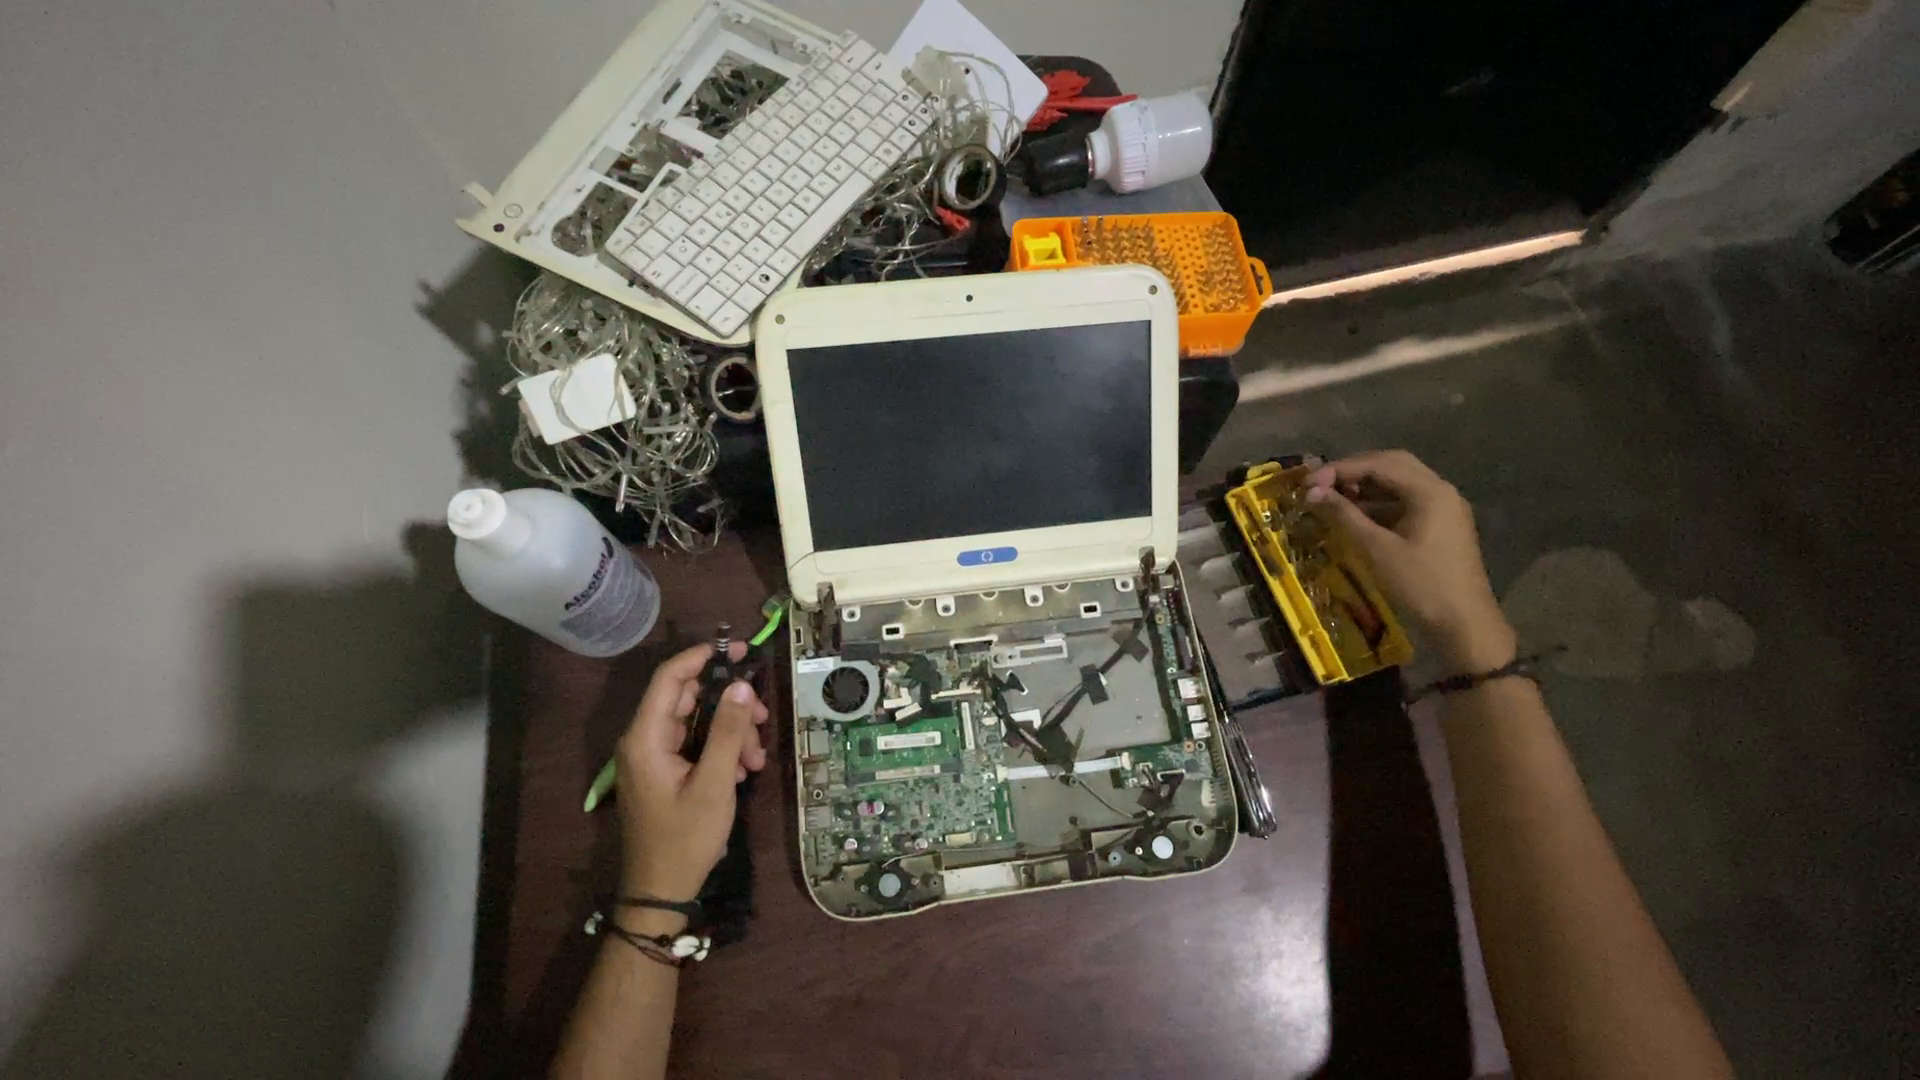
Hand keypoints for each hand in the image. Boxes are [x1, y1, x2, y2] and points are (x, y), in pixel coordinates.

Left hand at [614, 642, 768, 904]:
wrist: (660, 891)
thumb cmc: (684, 838)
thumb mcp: (714, 784)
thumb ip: (728, 732)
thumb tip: (742, 686)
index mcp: (646, 737)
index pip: (670, 678)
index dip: (703, 657)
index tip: (739, 650)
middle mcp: (645, 739)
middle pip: (689, 699)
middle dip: (730, 704)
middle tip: (762, 717)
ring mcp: (654, 756)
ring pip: (698, 722)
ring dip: (732, 732)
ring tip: (756, 759)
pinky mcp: (665, 771)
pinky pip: (696, 744)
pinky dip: (722, 749)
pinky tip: (745, 769)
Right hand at [1304, 450, 1514, 672]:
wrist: (1463, 624)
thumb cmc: (1420, 584)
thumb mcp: (1376, 549)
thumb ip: (1343, 515)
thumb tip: (1310, 492)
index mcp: (1430, 491)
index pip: (1378, 464)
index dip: (1339, 469)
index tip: (1307, 484)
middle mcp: (1440, 491)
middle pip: (1391, 465)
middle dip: (1353, 471)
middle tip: (1320, 485)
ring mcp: (1443, 508)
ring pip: (1398, 483)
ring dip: (1364, 486)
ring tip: (1332, 499)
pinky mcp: (1440, 525)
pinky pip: (1404, 502)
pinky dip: (1377, 503)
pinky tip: (1355, 516)